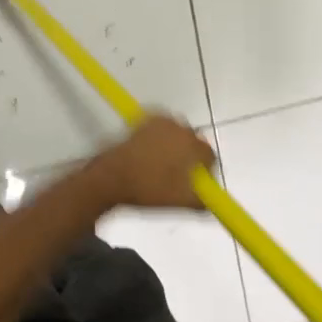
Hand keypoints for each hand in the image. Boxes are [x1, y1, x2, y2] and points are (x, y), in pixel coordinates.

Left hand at [95, 116, 215, 209]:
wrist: (111, 177)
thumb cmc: (149, 189)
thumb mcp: (180, 201)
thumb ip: (203, 201)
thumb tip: (210, 201)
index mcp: (193, 145)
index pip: (210, 156)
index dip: (205, 170)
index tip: (197, 182)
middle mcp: (180, 127)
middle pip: (193, 142)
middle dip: (189, 156)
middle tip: (178, 175)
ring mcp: (160, 120)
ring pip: (176, 134)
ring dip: (174, 146)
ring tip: (161, 165)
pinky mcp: (143, 120)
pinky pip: (159, 128)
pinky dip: (159, 138)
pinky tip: (149, 154)